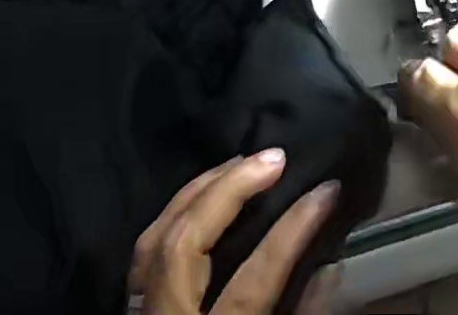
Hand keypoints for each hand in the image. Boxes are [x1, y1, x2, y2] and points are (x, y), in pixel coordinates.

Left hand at [129, 150, 340, 314]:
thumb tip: (329, 271)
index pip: (252, 282)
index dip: (292, 231)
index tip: (326, 190)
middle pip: (185, 243)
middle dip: (229, 190)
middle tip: (273, 157)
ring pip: (157, 236)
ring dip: (200, 189)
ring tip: (241, 162)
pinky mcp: (129, 309)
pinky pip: (146, 246)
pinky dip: (176, 209)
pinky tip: (201, 193)